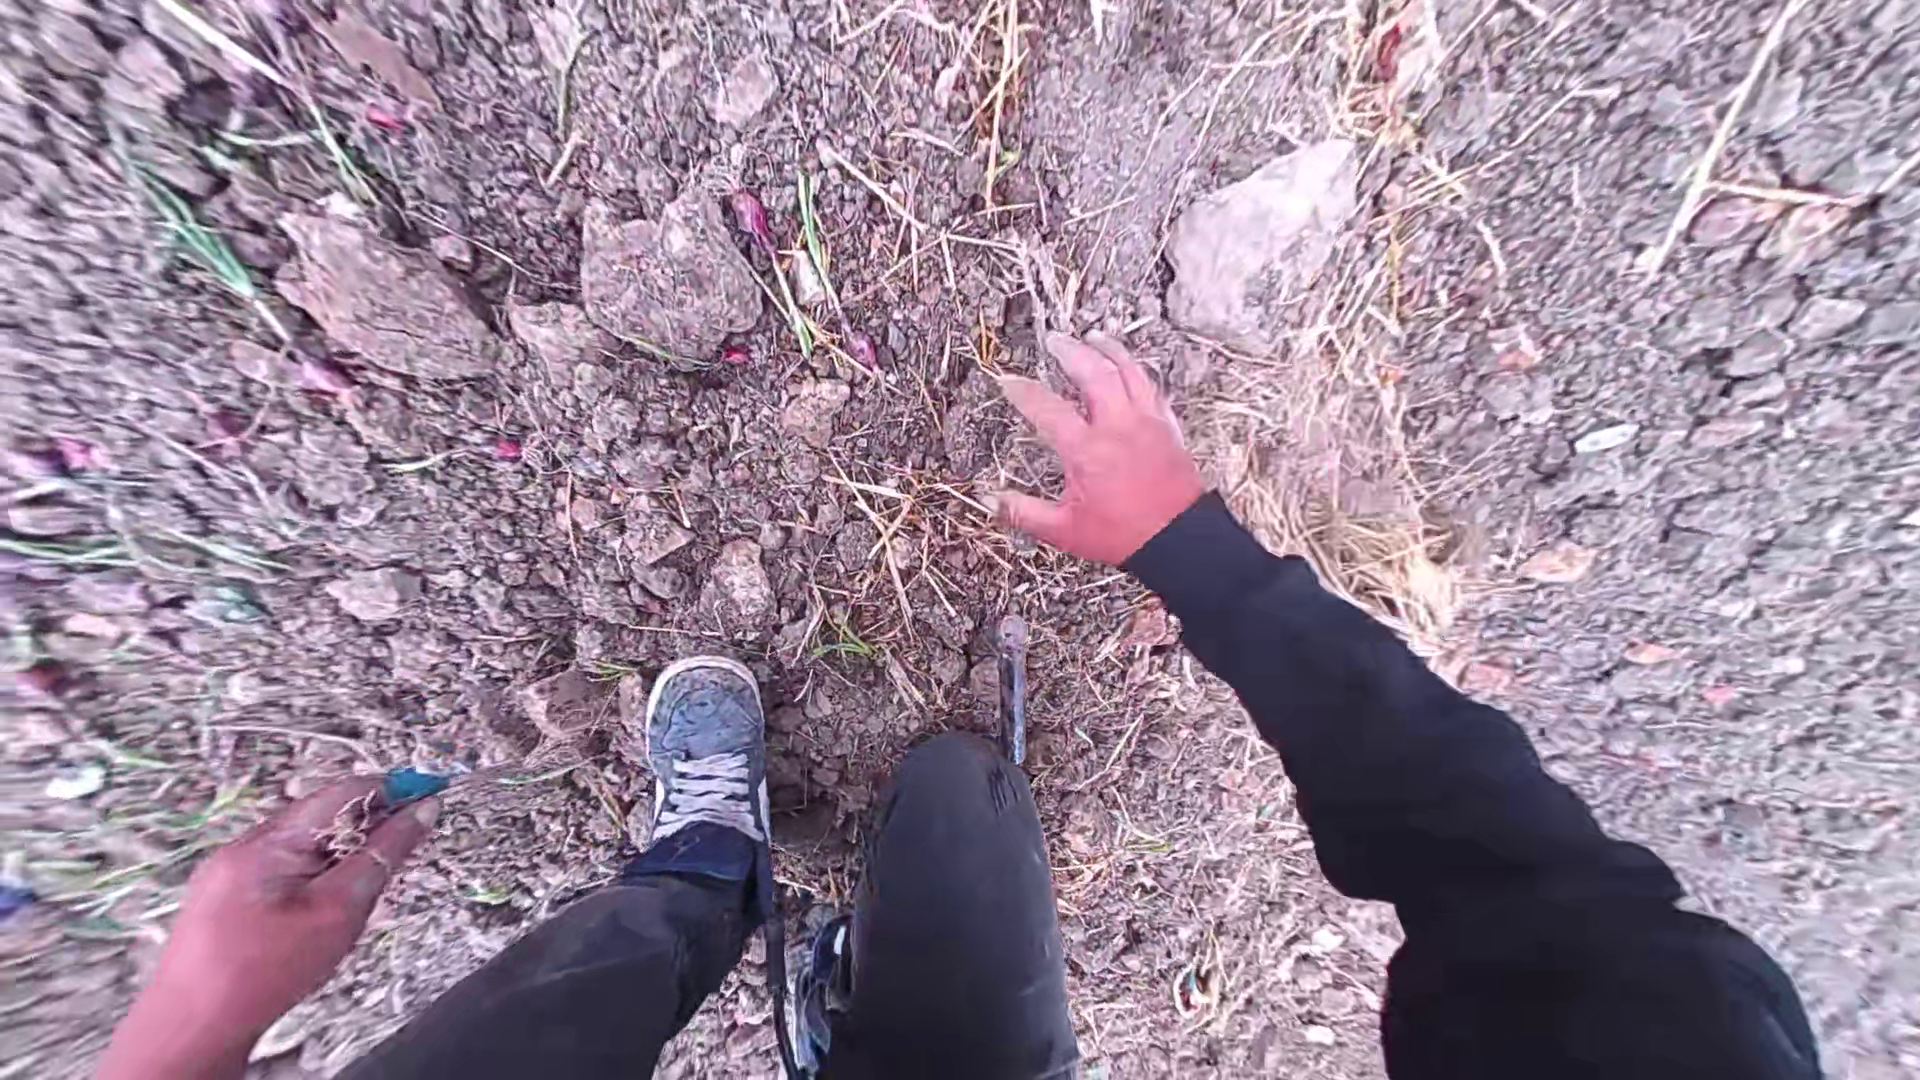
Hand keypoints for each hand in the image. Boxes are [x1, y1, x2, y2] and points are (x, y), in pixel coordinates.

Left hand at [97, 778, 438, 1079]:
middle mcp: (244, 847)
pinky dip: (326, 863)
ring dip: (351, 845)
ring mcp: (230, 872)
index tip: (433, 801)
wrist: (185, 1043)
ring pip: (312, 837)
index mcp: (267, 844)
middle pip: (328, 812)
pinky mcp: (227, 895)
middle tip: (406, 846)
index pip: (346, 791)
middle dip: (374, 821)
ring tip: (371, 877)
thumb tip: (428, 806)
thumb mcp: (343, 905)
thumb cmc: (271, 968)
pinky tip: (337, 893)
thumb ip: (387, 850)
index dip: (396, 790)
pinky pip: (291, 859)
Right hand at [994, 332, 1205, 564]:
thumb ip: (1024, 512)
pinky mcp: (1167, 428)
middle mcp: (1118, 427)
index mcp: (1088, 450)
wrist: (1180, 541)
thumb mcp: (1064, 530)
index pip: (1047, 409)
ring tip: (1094, 338)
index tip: (1007, 381)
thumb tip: (991, 501)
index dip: (1022, 391)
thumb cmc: (1124, 536)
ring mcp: (1146, 423)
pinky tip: (1131, 370)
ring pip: (1128, 371)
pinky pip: (1152, 388)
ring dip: (1109, 350)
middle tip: (1055, 341)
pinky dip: (1138, 373)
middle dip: (1070, 352)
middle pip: (1093, 373)